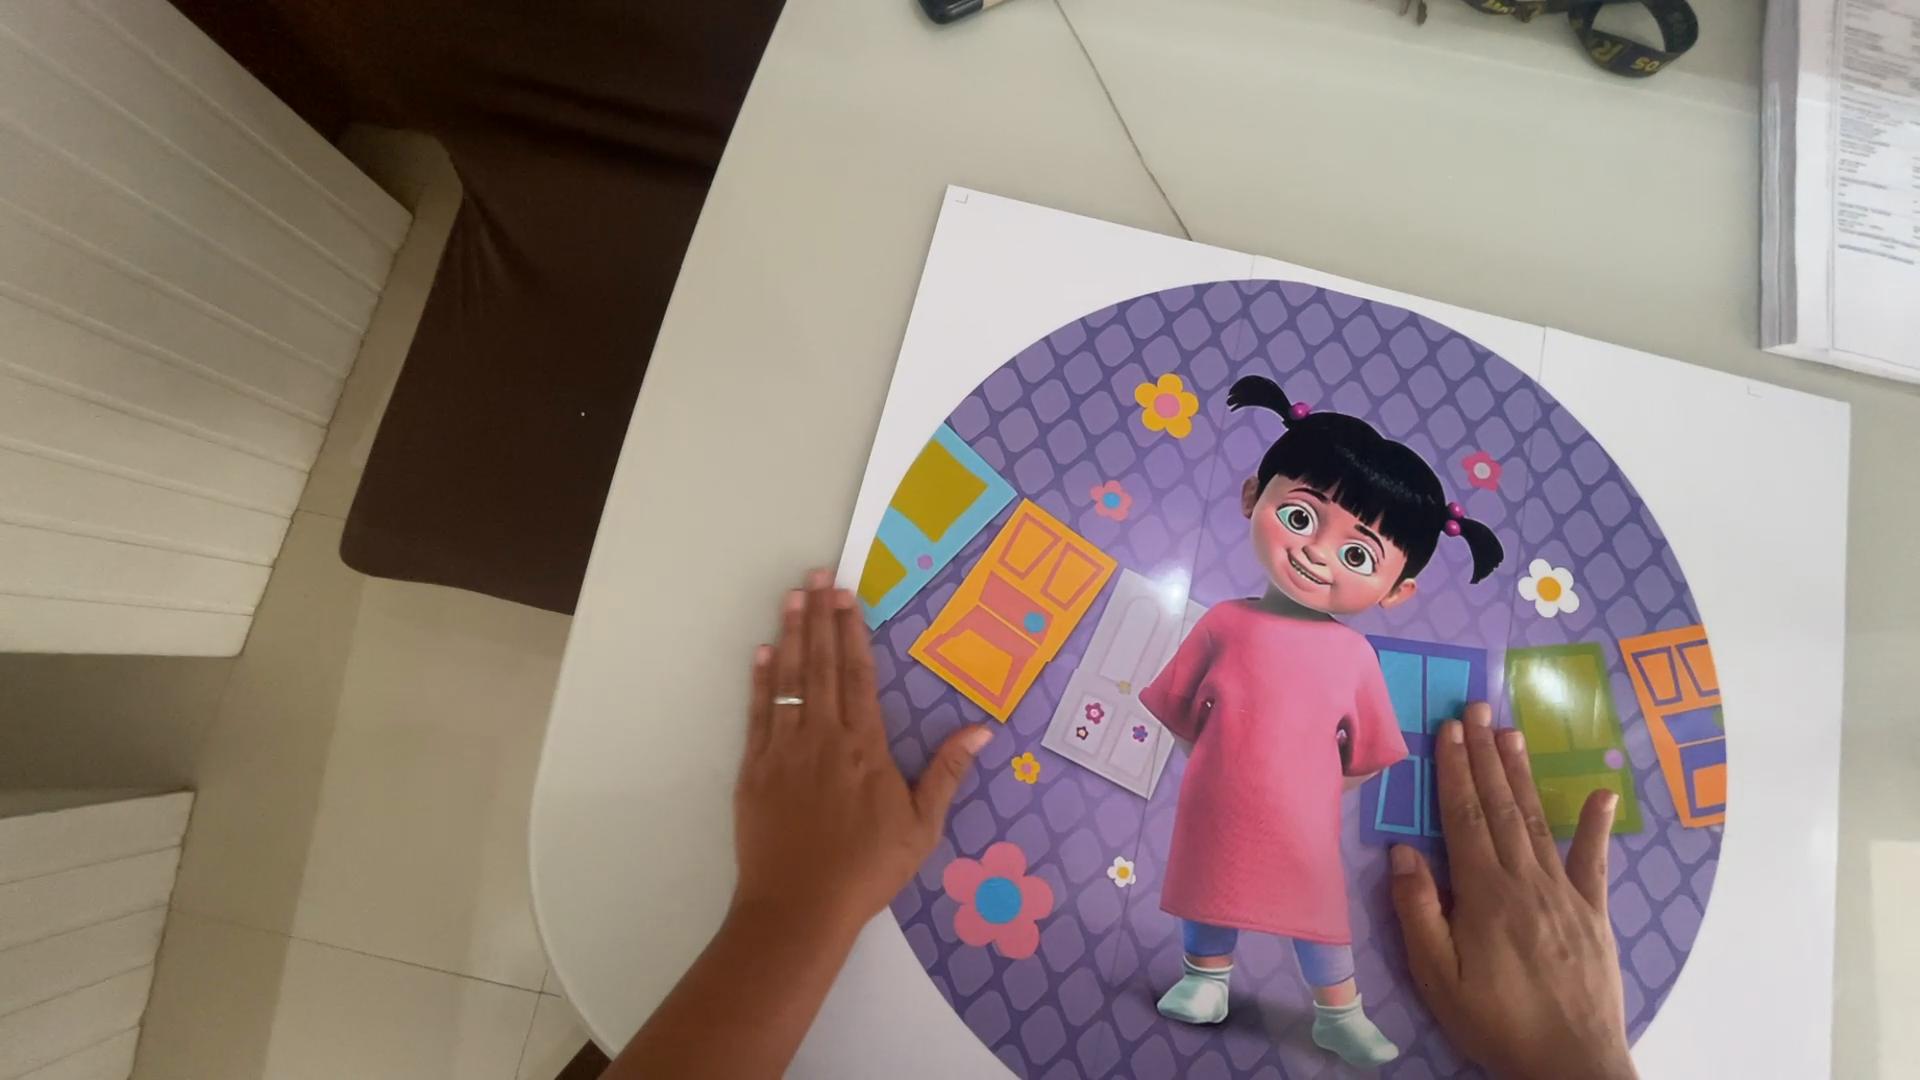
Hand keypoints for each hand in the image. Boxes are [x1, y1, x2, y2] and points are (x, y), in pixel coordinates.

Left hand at [733, 569, 991, 940]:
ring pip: (789, 679)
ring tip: (790, 598)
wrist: (798, 909)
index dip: (853, 630)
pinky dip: (760, 680)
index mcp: (864, 745)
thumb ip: (947, 772)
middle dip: (820, 616)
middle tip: (816, 577)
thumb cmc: (866, 868)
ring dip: (790, 635)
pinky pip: (758, 713)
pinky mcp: (755, 768)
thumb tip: (982, 730)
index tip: (847, 596)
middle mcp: (824, 735)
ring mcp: (785, 749)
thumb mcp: (922, 826)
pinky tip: (762, 652)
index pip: (858, 674)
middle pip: (822, 664)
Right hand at [1389, 703, 1636, 1079]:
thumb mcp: (1437, 975)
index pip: (1464, 817)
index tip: (1449, 730)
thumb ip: (1418, 911)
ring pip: (1536, 822)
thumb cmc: (1493, 1019)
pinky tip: (1603, 794)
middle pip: (1499, 806)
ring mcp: (1565, 895)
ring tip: (1510, 732)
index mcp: (1485, 893)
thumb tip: (1404, 851)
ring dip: (1520, 774)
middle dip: (1484, 754)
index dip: (1455, 770)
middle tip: (1476, 710)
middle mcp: (1526, 881)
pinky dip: (1597, 826)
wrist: (1574, 1070)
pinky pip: (1594, 863)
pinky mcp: (1592, 915)